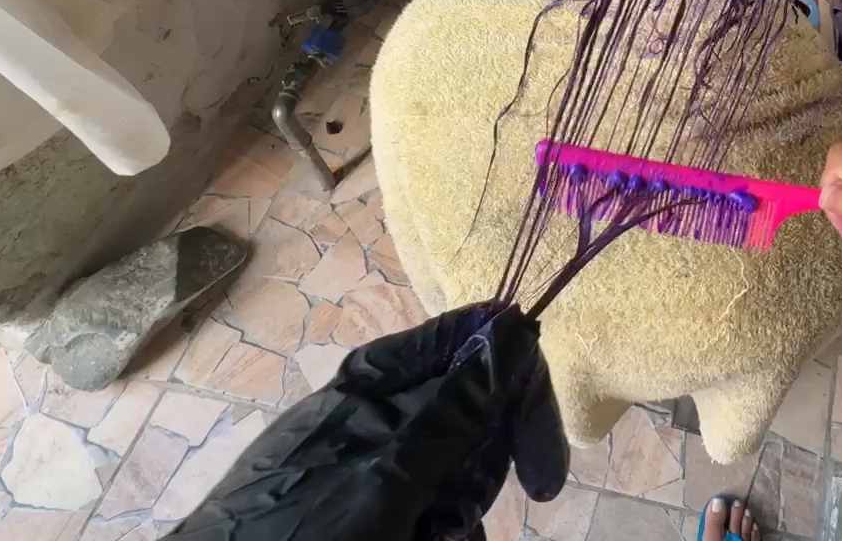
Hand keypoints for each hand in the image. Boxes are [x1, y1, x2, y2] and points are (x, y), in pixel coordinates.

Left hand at [167, 303, 565, 537]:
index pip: (485, 339)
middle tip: (467, 520)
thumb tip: (518, 323)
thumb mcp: (392, 469)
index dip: (522, 389)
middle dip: (486, 469)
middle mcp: (387, 402)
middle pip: (479, 408)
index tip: (541, 461)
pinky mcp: (370, 497)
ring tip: (433, 539)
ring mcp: (376, 453)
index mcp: (389, 373)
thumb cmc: (300, 537)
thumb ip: (460, 399)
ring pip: (459, 464)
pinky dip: (440, 528)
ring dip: (461, 509)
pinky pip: (430, 501)